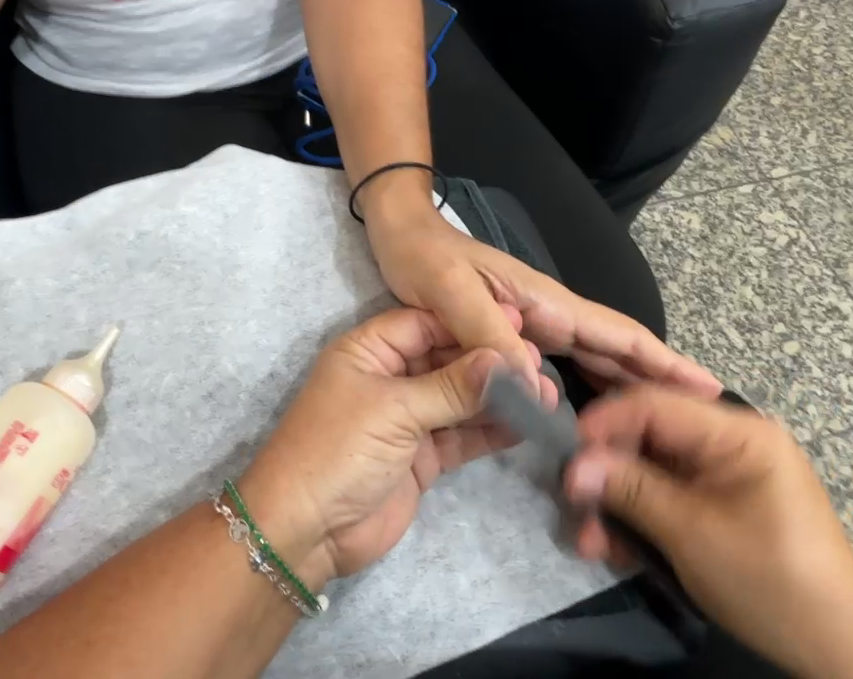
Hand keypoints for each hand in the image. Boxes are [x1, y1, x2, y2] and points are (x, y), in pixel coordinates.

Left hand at [237, 308, 558, 584]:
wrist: (307, 529)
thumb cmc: (339, 449)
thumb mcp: (394, 409)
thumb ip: (452, 386)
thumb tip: (505, 360)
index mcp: (369, 350)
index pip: (426, 323)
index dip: (469, 323)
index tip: (519, 323)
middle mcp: (389, 377)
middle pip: (446, 360)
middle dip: (489, 364)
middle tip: (540, 364)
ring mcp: (406, 418)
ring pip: (459, 399)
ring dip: (496, 399)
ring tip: (546, 396)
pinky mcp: (421, 456)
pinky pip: (461, 435)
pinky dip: (489, 431)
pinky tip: (526, 426)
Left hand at [361, 199, 721, 396]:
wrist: (399, 235)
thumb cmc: (424, 257)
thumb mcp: (450, 292)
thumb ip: (488, 331)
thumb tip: (536, 384)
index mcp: (542, 301)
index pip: (615, 332)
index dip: (661, 360)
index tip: (710, 388)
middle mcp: (544, 315)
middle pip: (612, 350)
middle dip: (655, 381)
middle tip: (700, 425)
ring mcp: (528, 326)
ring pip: (587, 361)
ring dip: (623, 388)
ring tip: (657, 428)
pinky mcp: (505, 337)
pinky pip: (554, 367)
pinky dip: (580, 389)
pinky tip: (587, 414)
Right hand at [563, 386, 852, 678]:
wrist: (840, 653)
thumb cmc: (772, 583)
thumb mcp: (692, 533)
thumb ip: (630, 489)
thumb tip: (572, 465)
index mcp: (739, 432)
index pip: (653, 403)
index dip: (602, 425)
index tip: (565, 459)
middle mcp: (732, 440)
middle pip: (647, 437)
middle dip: (606, 474)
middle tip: (572, 508)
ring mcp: (727, 472)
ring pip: (650, 469)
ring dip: (616, 503)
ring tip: (590, 542)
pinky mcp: (721, 502)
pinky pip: (668, 494)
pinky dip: (640, 517)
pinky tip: (616, 548)